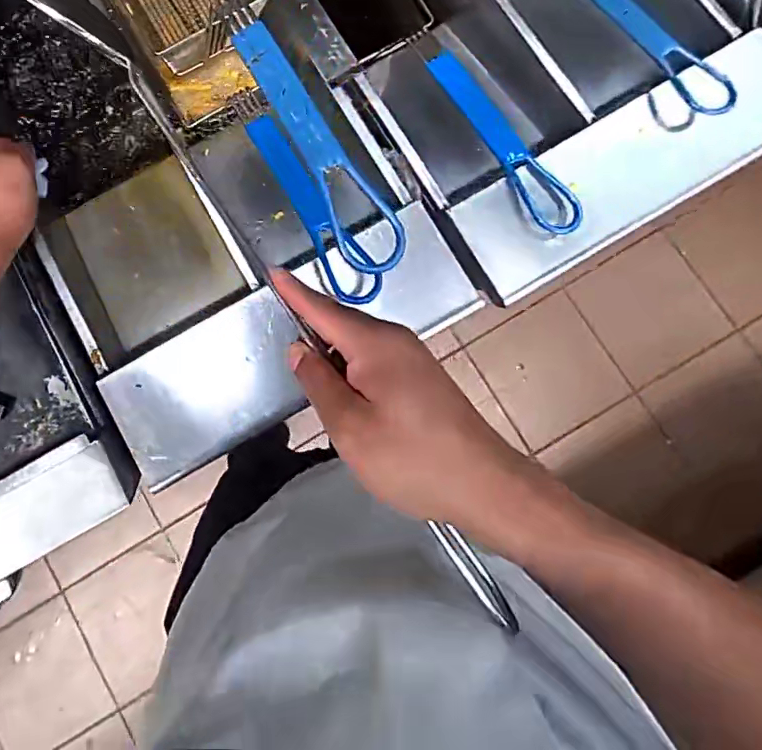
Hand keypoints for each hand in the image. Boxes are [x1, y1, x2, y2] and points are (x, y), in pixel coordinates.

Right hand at [273, 269, 568, 550]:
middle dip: (307, 318)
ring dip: (327, 345)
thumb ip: (318, 382)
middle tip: (275, 322)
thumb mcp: (349, 426)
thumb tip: (298, 349)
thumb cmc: (413, 459)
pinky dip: (346, 360)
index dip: (294, 291)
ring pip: (355, 339)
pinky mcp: (419, 375)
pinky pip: (370, 355)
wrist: (490, 490)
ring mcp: (410, 357)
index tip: (272, 271)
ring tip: (302, 364)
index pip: (322, 309)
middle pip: (339, 320)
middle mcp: (394, 340)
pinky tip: (338, 383)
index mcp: (374, 345)